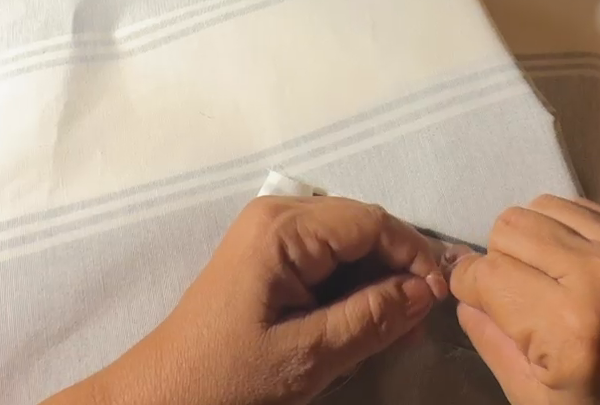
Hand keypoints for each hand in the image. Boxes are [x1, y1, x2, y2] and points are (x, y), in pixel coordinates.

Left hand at [49, 196, 451, 404]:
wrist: (157, 401)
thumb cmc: (227, 380)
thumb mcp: (307, 357)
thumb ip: (371, 318)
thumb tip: (429, 291)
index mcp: (284, 227)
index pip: (370, 221)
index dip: (413, 253)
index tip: (442, 297)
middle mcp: (279, 213)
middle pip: (359, 226)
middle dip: (396, 268)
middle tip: (422, 319)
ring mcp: (271, 231)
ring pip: (346, 242)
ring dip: (376, 279)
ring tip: (399, 326)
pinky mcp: (268, 253)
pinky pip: (324, 256)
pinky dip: (350, 285)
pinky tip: (363, 319)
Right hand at [450, 195, 599, 404]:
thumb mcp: (539, 401)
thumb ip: (493, 343)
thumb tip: (464, 295)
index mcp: (569, 328)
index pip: (488, 274)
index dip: (468, 283)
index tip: (471, 292)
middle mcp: (599, 274)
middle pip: (510, 226)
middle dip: (500, 259)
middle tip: (517, 291)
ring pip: (541, 204)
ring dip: (533, 237)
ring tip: (548, 274)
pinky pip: (579, 204)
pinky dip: (566, 229)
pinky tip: (576, 262)